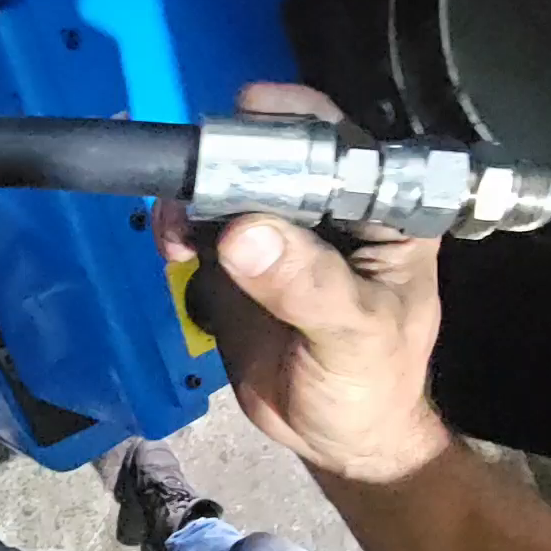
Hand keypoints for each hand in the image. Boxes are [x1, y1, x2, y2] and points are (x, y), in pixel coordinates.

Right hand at [157, 84, 452, 482]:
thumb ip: (307, 286)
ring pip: (229, 189)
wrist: (334, 437)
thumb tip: (241, 234)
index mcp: (381, 213)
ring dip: (193, 193)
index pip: (342, 145)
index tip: (244, 114)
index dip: (295, 121)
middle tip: (189, 171)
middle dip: (227, 157)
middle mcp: (327, 211)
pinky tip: (168, 242)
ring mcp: (278, 236)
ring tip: (172, 221)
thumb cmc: (369, 385)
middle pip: (273, 157)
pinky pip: (201, 230)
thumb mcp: (353, 336)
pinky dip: (178, 227)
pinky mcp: (236, 265)